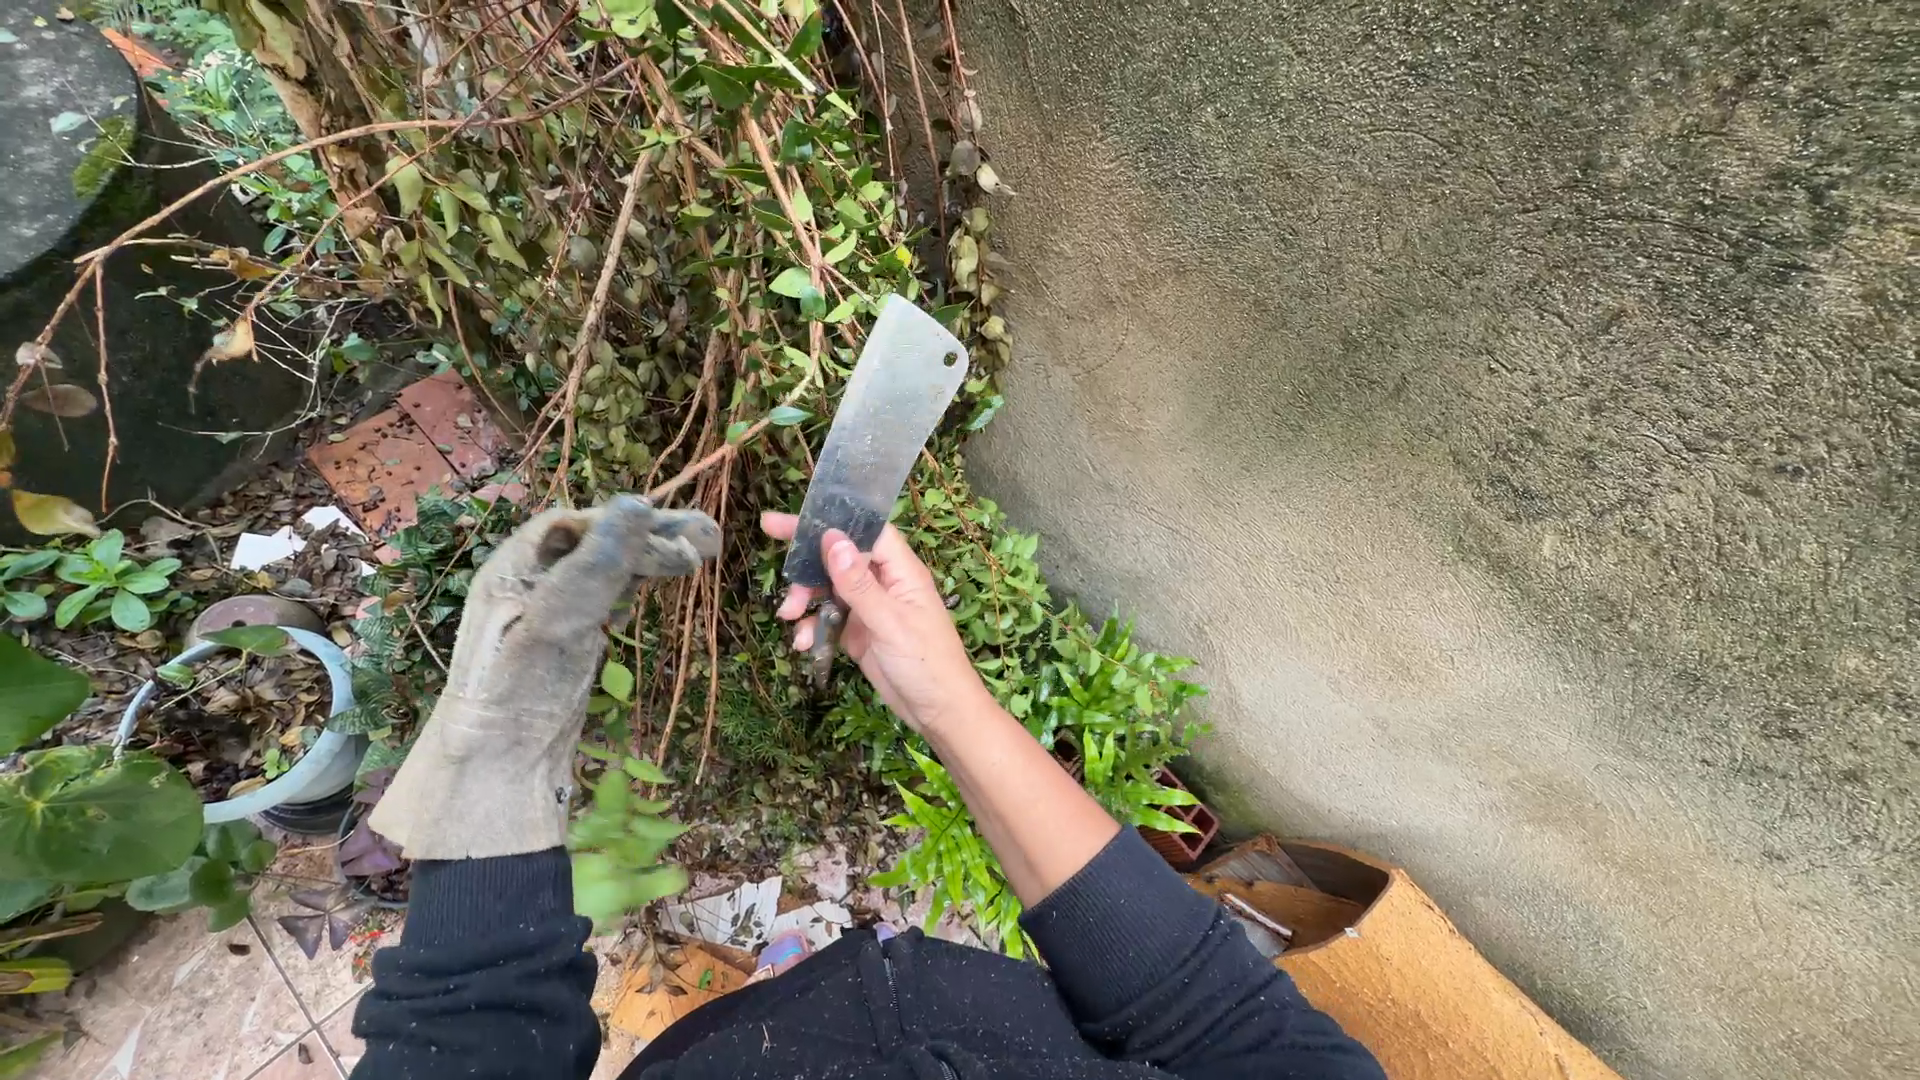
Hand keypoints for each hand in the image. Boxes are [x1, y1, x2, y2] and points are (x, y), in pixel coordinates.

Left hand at [372, 496, 719, 859]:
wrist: (501, 763)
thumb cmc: (519, 687)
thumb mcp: (559, 618)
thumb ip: (598, 563)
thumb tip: (639, 504)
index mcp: (512, 566)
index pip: (575, 522)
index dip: (625, 520)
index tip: (676, 528)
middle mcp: (530, 580)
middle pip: (596, 541)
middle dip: (649, 537)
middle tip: (708, 535)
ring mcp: (551, 608)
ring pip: (608, 567)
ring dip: (650, 558)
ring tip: (702, 551)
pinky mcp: (570, 636)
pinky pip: (607, 594)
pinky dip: (637, 584)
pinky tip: (661, 581)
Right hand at [761, 512, 990, 736]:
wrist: (939, 712)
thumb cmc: (926, 663)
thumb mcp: (890, 623)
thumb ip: (859, 584)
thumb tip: (832, 539)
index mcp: (901, 571)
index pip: (864, 532)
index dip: (829, 522)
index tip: (787, 522)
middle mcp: (885, 583)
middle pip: (841, 558)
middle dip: (808, 565)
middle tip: (779, 570)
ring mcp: (871, 608)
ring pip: (830, 589)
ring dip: (806, 599)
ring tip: (787, 616)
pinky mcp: (859, 633)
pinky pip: (829, 619)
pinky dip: (813, 627)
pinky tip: (803, 644)